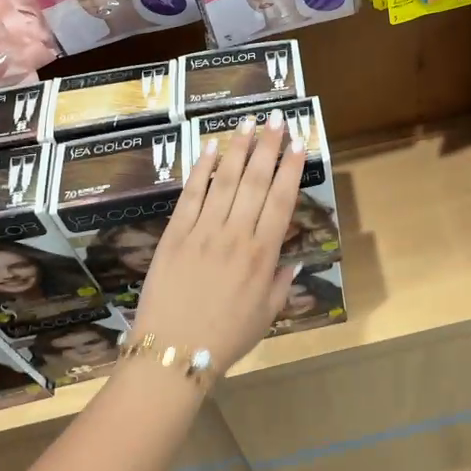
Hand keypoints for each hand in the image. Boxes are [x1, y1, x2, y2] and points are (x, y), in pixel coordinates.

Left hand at [130, 110, 302, 378]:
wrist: (172, 353)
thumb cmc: (225, 339)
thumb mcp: (265, 316)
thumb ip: (280, 284)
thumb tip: (293, 260)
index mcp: (262, 255)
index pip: (281, 201)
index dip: (291, 169)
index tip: (298, 144)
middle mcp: (236, 235)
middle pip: (255, 181)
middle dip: (268, 146)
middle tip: (276, 117)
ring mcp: (203, 231)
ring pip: (224, 179)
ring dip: (238, 148)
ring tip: (248, 121)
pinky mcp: (175, 234)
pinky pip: (191, 194)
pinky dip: (201, 168)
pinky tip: (210, 147)